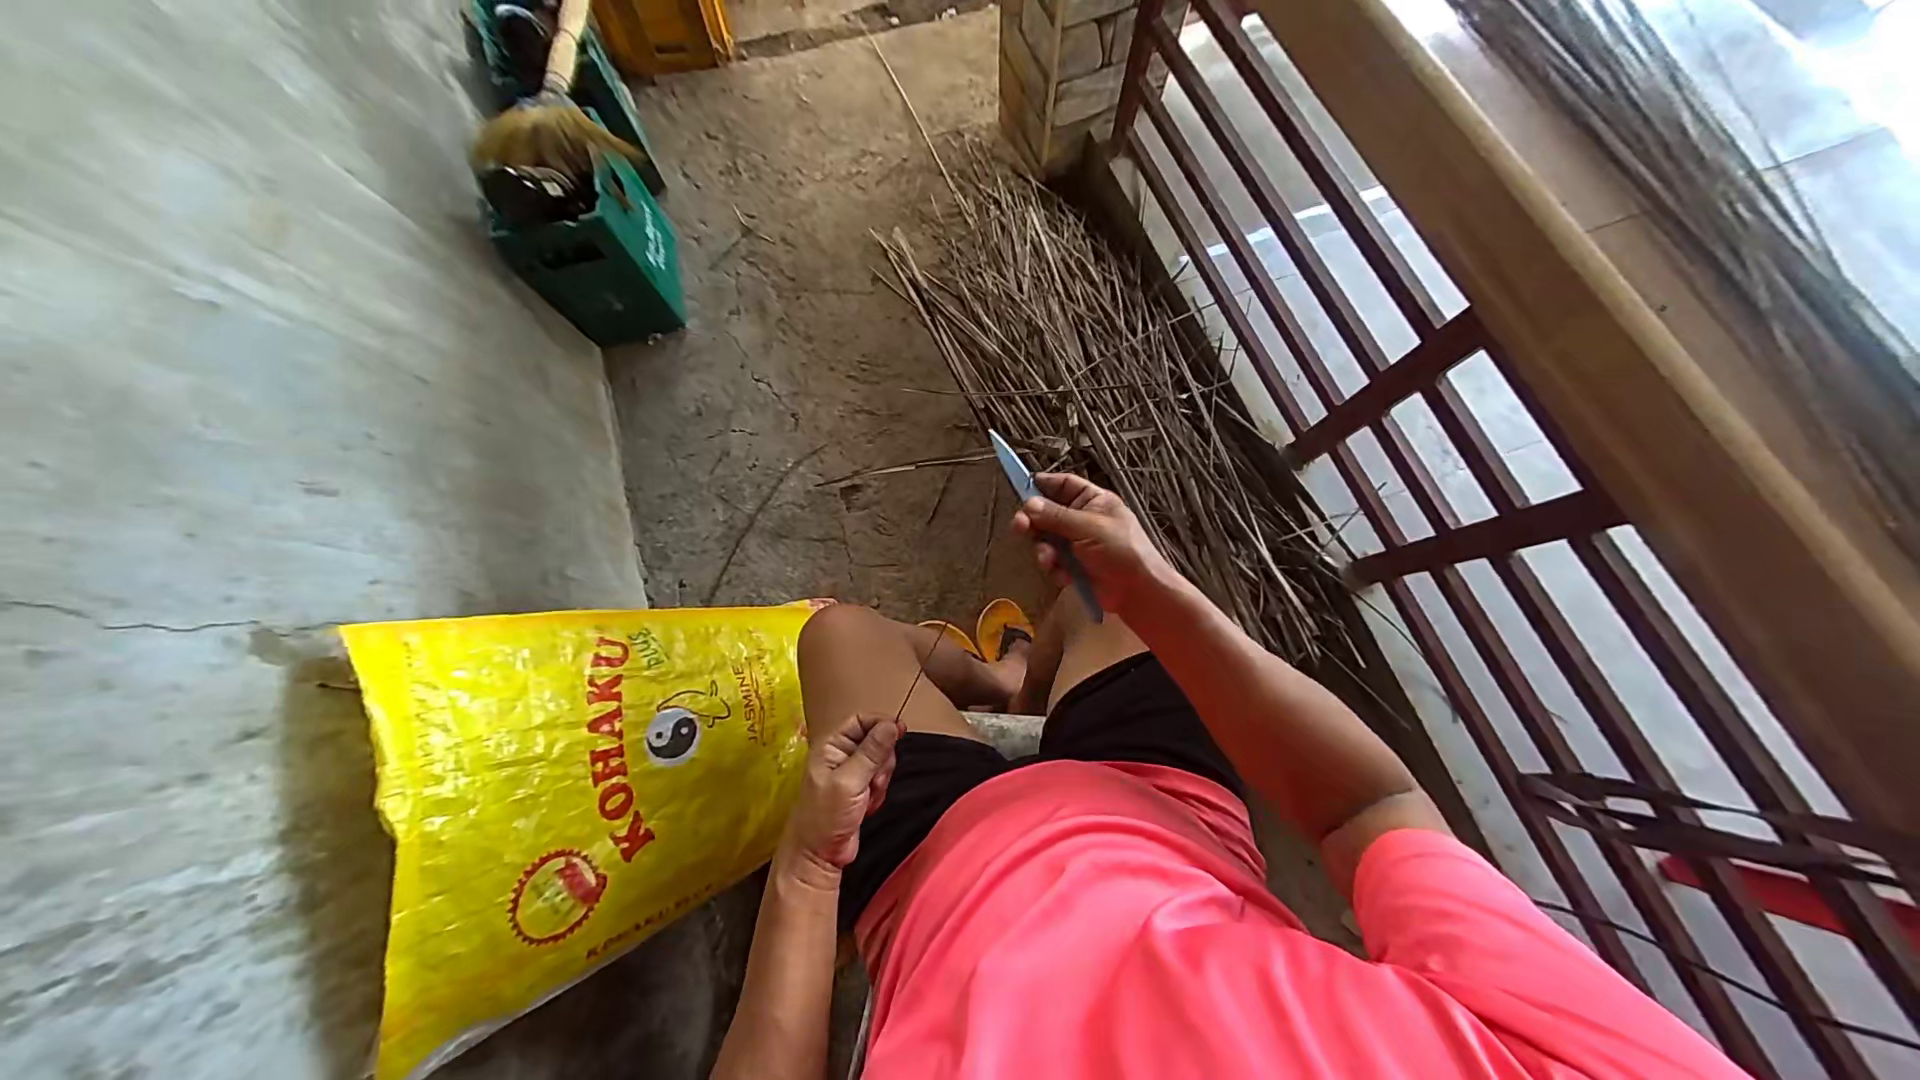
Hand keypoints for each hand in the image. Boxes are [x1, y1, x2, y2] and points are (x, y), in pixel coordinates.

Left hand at [779, 713, 900, 887]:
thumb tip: (891, 724)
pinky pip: (882, 778)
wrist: (821, 855)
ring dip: (881, 778)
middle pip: (877, 739)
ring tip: (868, 795)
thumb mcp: (850, 781)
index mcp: (831, 745)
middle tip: (874, 778)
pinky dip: (880, 791)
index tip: (899, 732)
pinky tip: (868, 804)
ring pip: (882, 760)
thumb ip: (872, 752)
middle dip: (882, 759)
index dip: (881, 723)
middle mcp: (842, 754)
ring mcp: (853, 771)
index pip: (861, 720)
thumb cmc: (826, 816)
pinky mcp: (862, 788)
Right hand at [1011, 473, 1176, 613]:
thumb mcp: (1088, 527)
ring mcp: (1077, 544)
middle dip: (1033, 522)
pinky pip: (1052, 562)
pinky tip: (1064, 575)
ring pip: (1045, 540)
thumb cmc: (1121, 550)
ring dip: (1043, 550)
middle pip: (1047, 513)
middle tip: (1020, 527)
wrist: (1137, 591)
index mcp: (1092, 501)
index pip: (1062, 485)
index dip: (1041, 485)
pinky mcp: (1073, 566)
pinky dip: (1054, 568)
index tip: (1019, 487)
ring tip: (1049, 559)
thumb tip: (1028, 504)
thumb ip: (1056, 516)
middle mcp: (1082, 519)